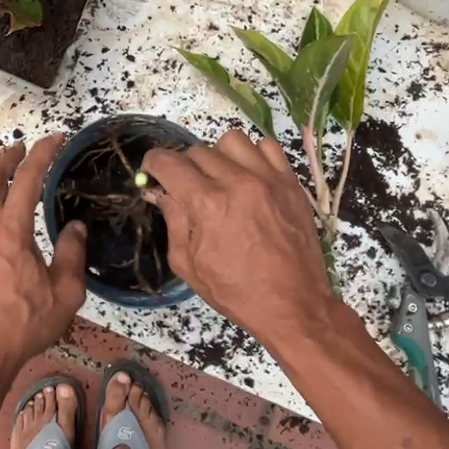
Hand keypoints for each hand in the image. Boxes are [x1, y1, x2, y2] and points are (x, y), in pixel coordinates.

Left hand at [0, 135, 87, 375]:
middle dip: (7, 159)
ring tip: (16, 181)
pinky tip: (7, 223)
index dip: (42, 155)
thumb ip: (72, 255)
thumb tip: (74, 227)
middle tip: (22, 148)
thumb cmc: (23, 324)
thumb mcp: (64, 294)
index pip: (26, 180)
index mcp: (10, 230)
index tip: (55, 138)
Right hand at [141, 130, 334, 342]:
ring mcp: (267, 179)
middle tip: (187, 188)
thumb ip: (172, 220)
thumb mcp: (188, 264)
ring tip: (221, 178)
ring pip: (231, 141)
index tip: (153, 173)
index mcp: (206, 204)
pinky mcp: (290, 183)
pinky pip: (267, 147)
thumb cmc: (236, 292)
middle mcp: (236, 182)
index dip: (152, 165)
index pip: (167, 162)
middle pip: (196, 151)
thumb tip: (162, 192)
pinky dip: (253, 156)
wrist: (295, 307)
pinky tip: (250, 176)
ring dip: (218, 155)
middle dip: (184, 166)